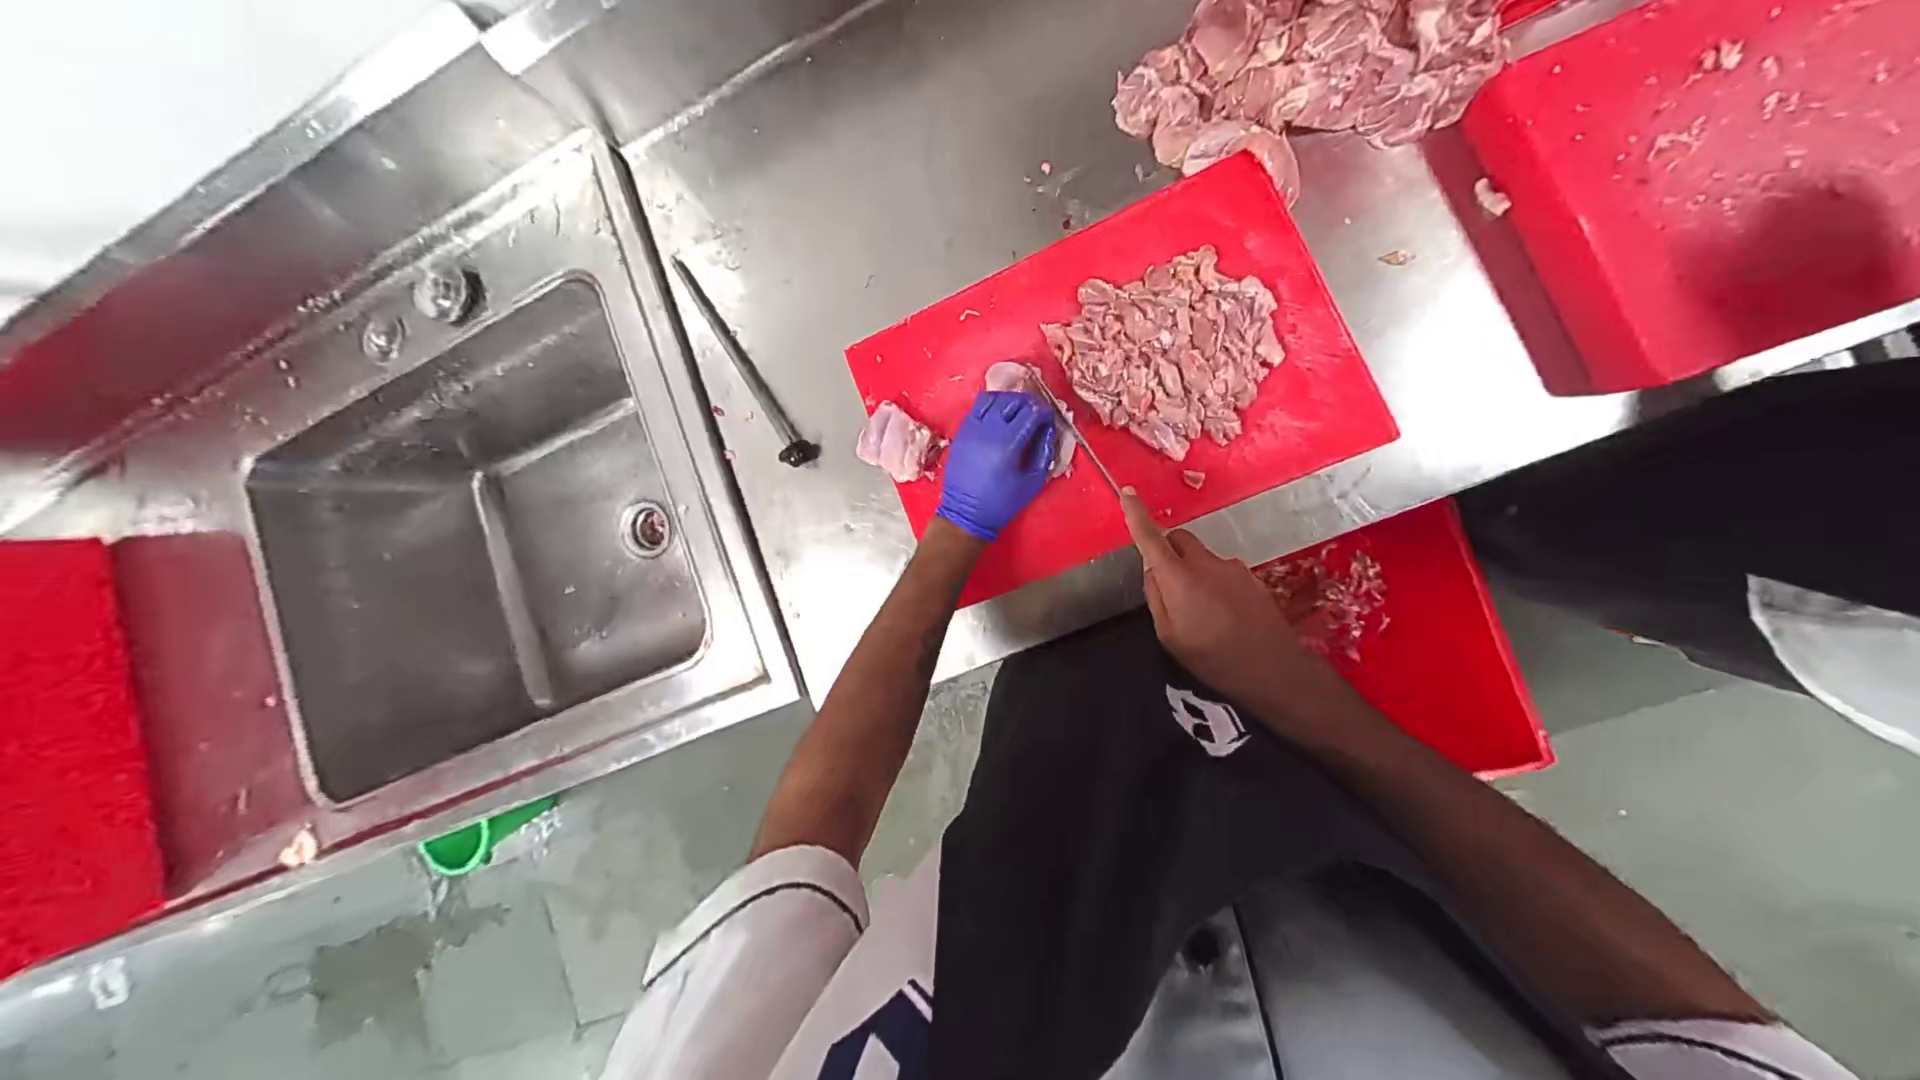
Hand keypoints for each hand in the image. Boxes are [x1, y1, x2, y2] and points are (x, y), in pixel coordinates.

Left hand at [937, 390, 1057, 541]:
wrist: (965, 513)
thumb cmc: (1002, 502)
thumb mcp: (1032, 482)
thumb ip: (1044, 452)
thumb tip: (1049, 430)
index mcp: (1008, 443)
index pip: (1031, 412)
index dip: (1044, 412)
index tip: (1048, 418)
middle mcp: (988, 430)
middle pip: (1012, 401)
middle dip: (1028, 403)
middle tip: (1036, 413)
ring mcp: (971, 428)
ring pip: (993, 399)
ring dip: (1008, 400)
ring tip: (1017, 411)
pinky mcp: (961, 432)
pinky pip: (977, 408)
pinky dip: (991, 406)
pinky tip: (998, 416)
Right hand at [1120, 490, 1347, 723]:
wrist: (1274, 669)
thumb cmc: (1213, 658)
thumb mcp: (1169, 636)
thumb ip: (1155, 598)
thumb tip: (1151, 571)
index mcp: (1179, 578)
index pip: (1151, 537)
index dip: (1136, 515)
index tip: (1127, 494)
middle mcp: (1206, 563)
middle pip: (1179, 539)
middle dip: (1166, 550)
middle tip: (1165, 584)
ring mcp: (1233, 568)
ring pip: (1201, 557)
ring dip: (1192, 572)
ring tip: (1199, 611)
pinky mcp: (1251, 578)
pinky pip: (1221, 571)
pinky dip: (1212, 583)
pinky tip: (1221, 614)